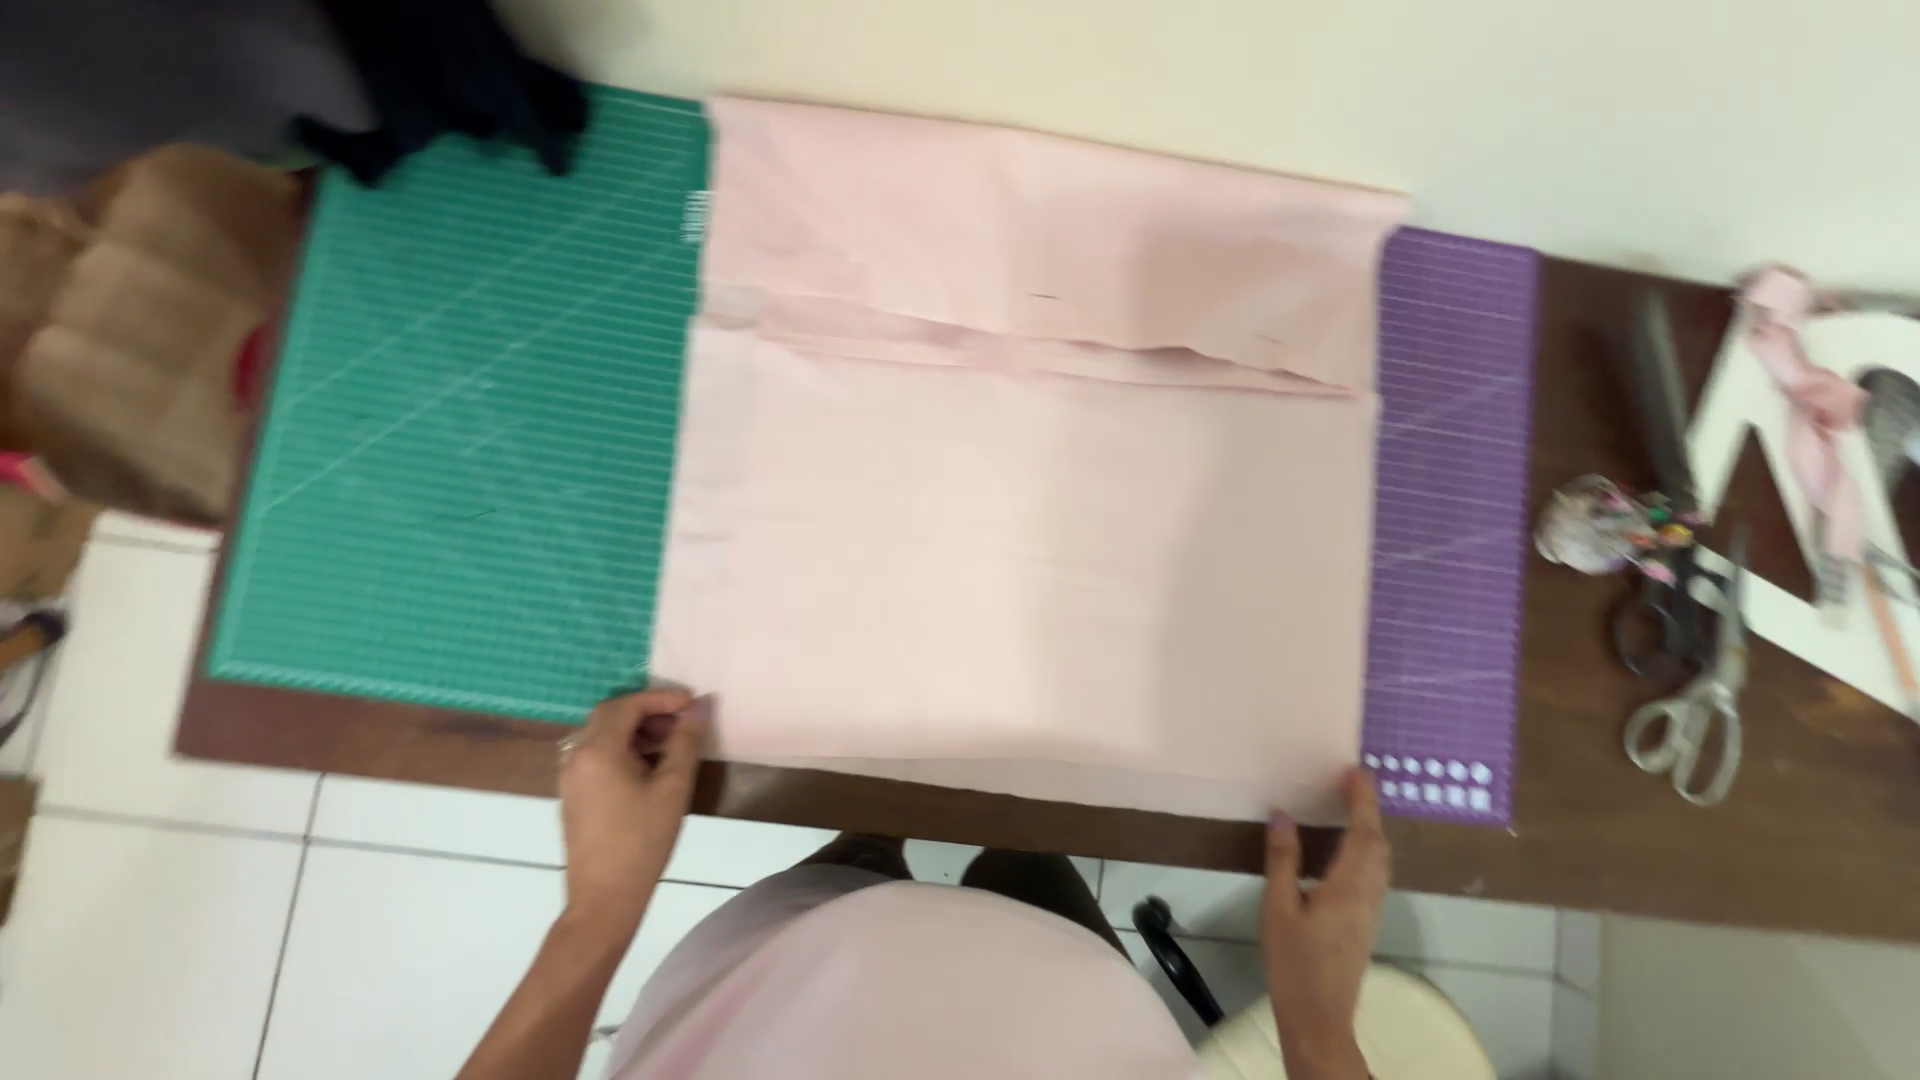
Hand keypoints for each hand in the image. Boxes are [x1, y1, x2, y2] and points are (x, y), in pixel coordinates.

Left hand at [558, 689, 710, 935]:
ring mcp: (570, 777)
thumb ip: (686, 741)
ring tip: (671, 745)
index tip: (693, 705)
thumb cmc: (642, 840)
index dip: (662, 698)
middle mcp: (576, 756)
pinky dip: (623, 748)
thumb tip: (700, 706)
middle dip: (648, 711)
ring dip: (636, 730)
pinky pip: (596, 755)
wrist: (604, 898)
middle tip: (682, 722)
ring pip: (602, 735)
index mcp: (597, 750)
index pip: (628, 704)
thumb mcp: (673, 787)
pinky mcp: (573, 795)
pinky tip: (648, 768)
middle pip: (610, 715)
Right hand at [1261, 769, 1389, 1078]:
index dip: (1363, 801)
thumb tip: (1283, 815)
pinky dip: (1367, 849)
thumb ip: (1282, 859)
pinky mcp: (1364, 924)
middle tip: (1353, 782)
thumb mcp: (1277, 906)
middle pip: (1379, 846)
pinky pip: (1374, 874)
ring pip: (1380, 861)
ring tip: (1352, 806)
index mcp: (1347, 888)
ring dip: (1371, 829)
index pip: (1363, 834)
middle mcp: (1367, 896)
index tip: (1356, 771)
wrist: (1319, 1018)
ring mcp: (1370, 912)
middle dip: (1370, 811)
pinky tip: (1348, 849)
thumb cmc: (1293, 962)